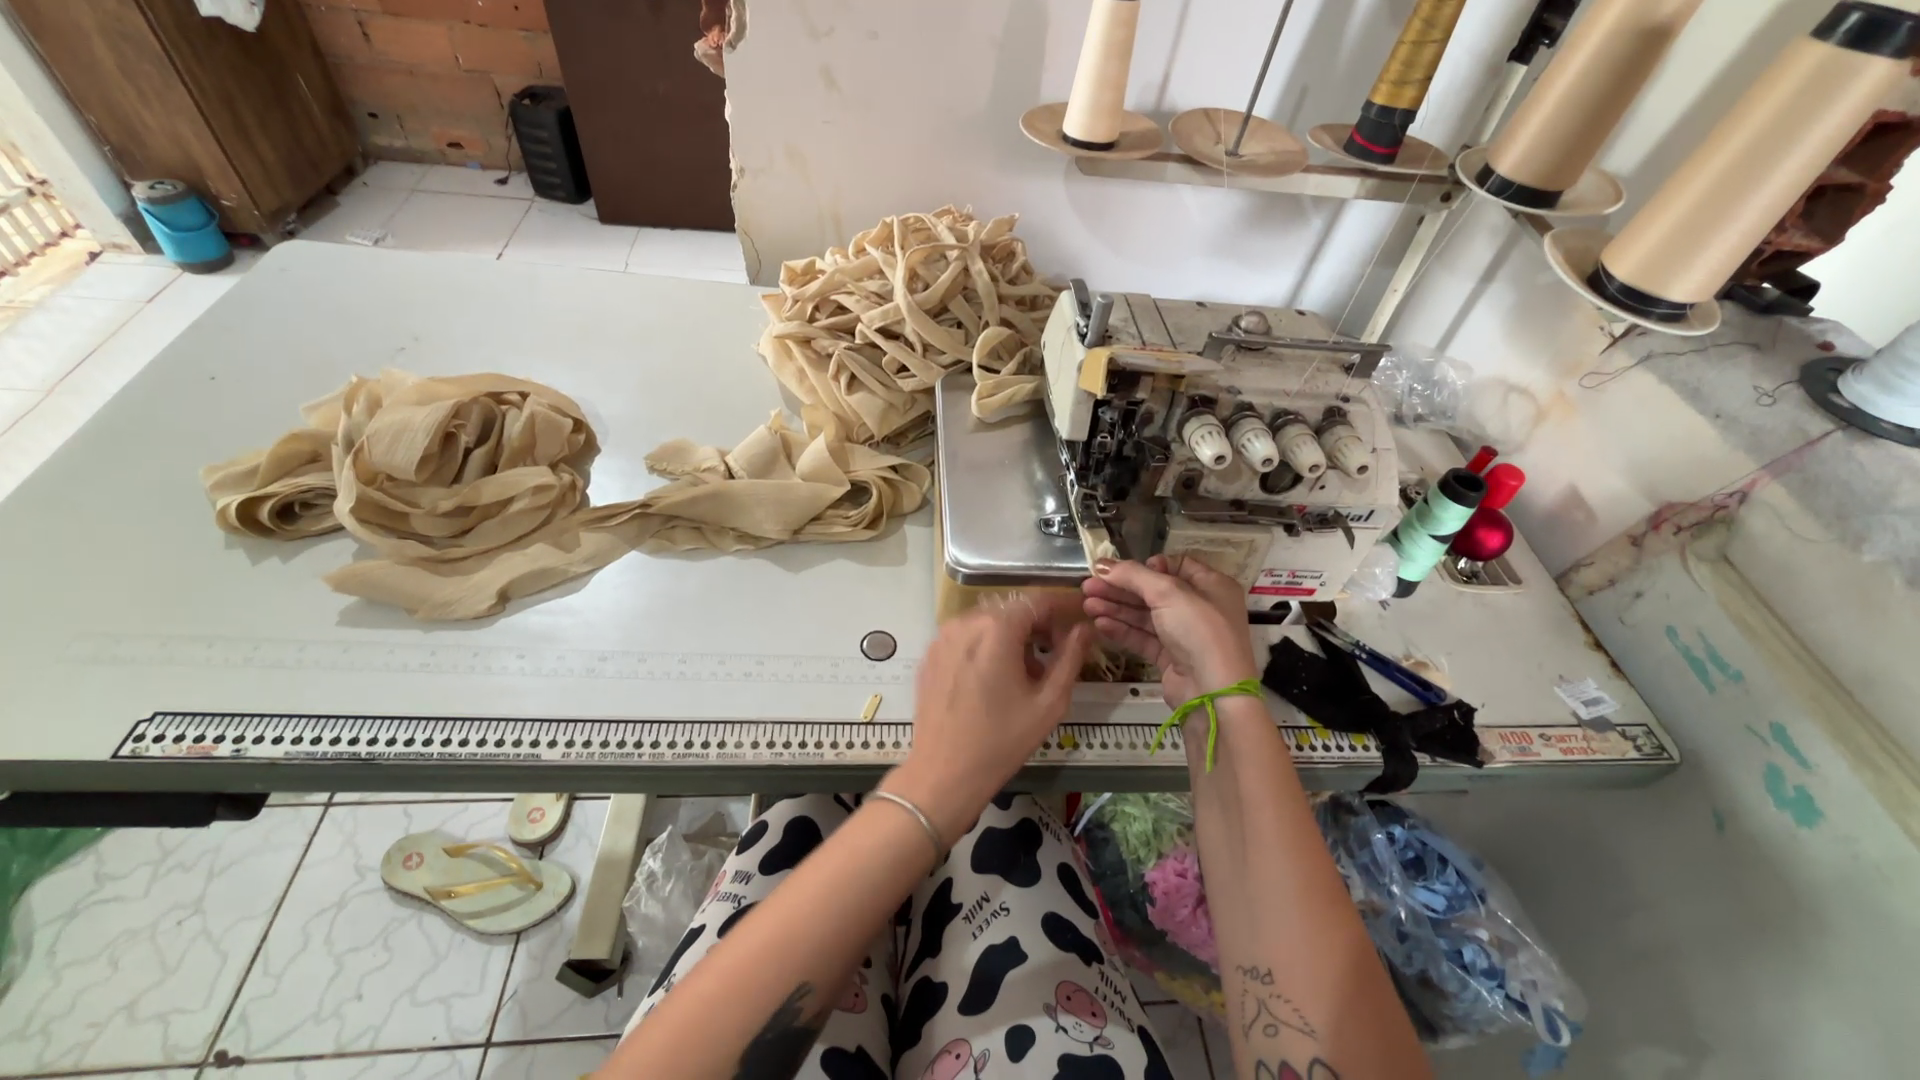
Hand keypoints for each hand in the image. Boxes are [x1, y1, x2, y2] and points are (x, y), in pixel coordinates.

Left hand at [885, 592, 1090, 845]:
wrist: (944, 774)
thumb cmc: (1002, 741)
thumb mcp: (1049, 702)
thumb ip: (1071, 657)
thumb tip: (1084, 629)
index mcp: (996, 629)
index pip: (1037, 600)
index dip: (1063, 605)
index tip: (1080, 616)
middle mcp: (965, 623)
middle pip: (1011, 608)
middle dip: (1038, 623)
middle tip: (1058, 648)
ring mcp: (942, 638)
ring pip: (987, 622)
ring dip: (1012, 635)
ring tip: (1028, 670)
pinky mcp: (930, 655)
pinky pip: (966, 637)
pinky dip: (986, 645)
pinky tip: (996, 677)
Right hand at [1081, 555, 1257, 705]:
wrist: (1212, 692)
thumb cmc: (1199, 631)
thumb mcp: (1168, 593)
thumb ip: (1133, 576)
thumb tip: (1101, 564)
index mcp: (1211, 585)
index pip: (1177, 565)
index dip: (1149, 566)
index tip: (1124, 571)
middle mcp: (1200, 608)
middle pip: (1154, 591)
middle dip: (1121, 588)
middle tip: (1088, 586)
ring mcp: (1185, 634)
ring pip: (1145, 616)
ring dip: (1116, 608)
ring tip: (1087, 604)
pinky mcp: (1170, 658)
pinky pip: (1143, 638)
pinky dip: (1122, 630)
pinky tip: (1100, 624)